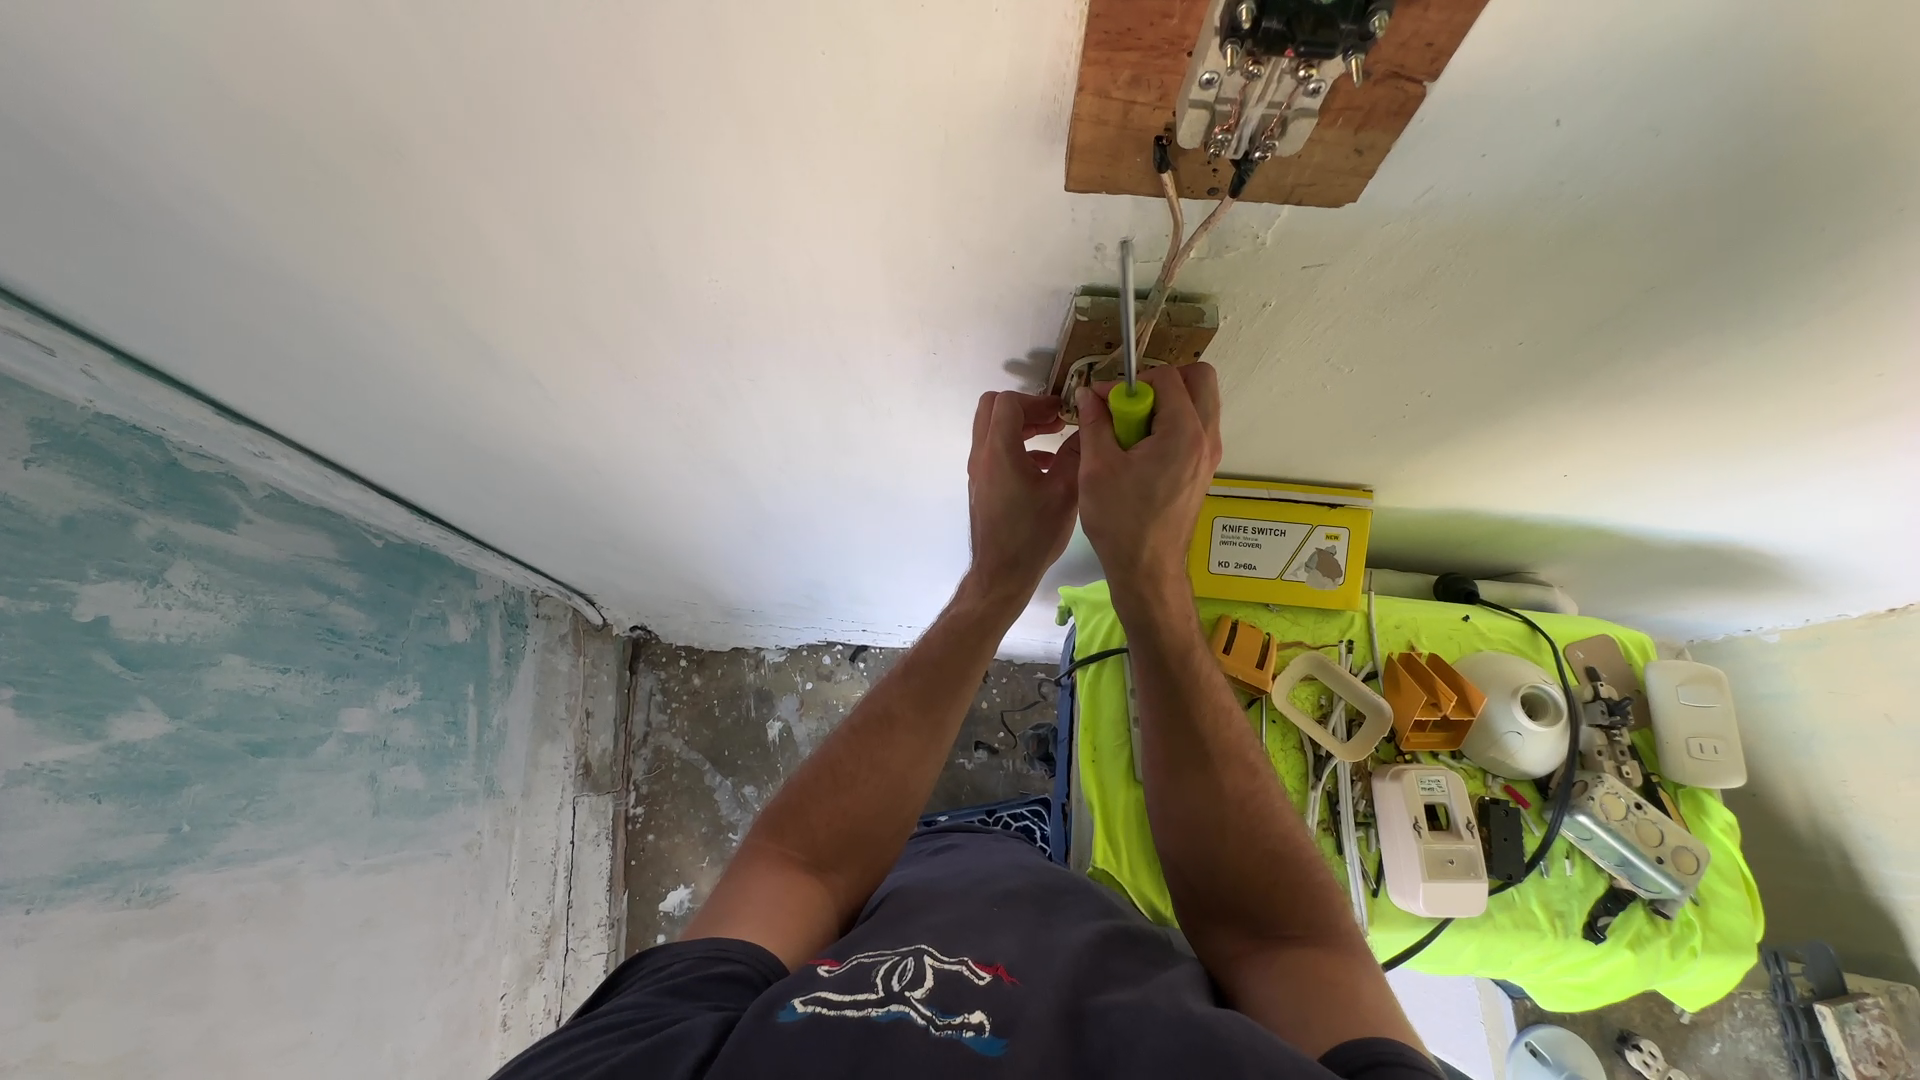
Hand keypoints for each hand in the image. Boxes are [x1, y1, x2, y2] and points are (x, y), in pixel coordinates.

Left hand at [964, 391, 1081, 597]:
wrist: (1002, 573)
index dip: (1037, 400)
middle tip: (1054, 419)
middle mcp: (982, 456)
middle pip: (992, 409)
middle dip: (1026, 408)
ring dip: (1022, 427)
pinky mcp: (982, 485)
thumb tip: (1087, 430)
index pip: (1008, 402)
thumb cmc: (1034, 535)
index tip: (1061, 412)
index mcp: (999, 452)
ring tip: (1055, 437)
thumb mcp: (1064, 492)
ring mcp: (978, 472)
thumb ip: (1075, 455)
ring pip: (993, 430)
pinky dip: (1017, 447)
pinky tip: (1045, 465)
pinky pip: (995, 451)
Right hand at [1075, 363, 1222, 600]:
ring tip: (1131, 432)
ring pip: (1199, 405)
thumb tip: (1087, 395)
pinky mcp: (1203, 471)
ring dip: (1167, 405)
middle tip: (1129, 407)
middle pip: (1199, 380)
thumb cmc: (1121, 522)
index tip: (1104, 401)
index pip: (1167, 377)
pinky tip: (1140, 452)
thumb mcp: (1097, 468)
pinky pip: (1194, 430)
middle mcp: (1207, 439)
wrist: (1147, 570)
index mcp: (1184, 433)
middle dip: (1161, 383)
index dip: (1130, 382)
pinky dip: (1171, 427)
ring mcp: (1209, 456)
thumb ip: (1095, 423)